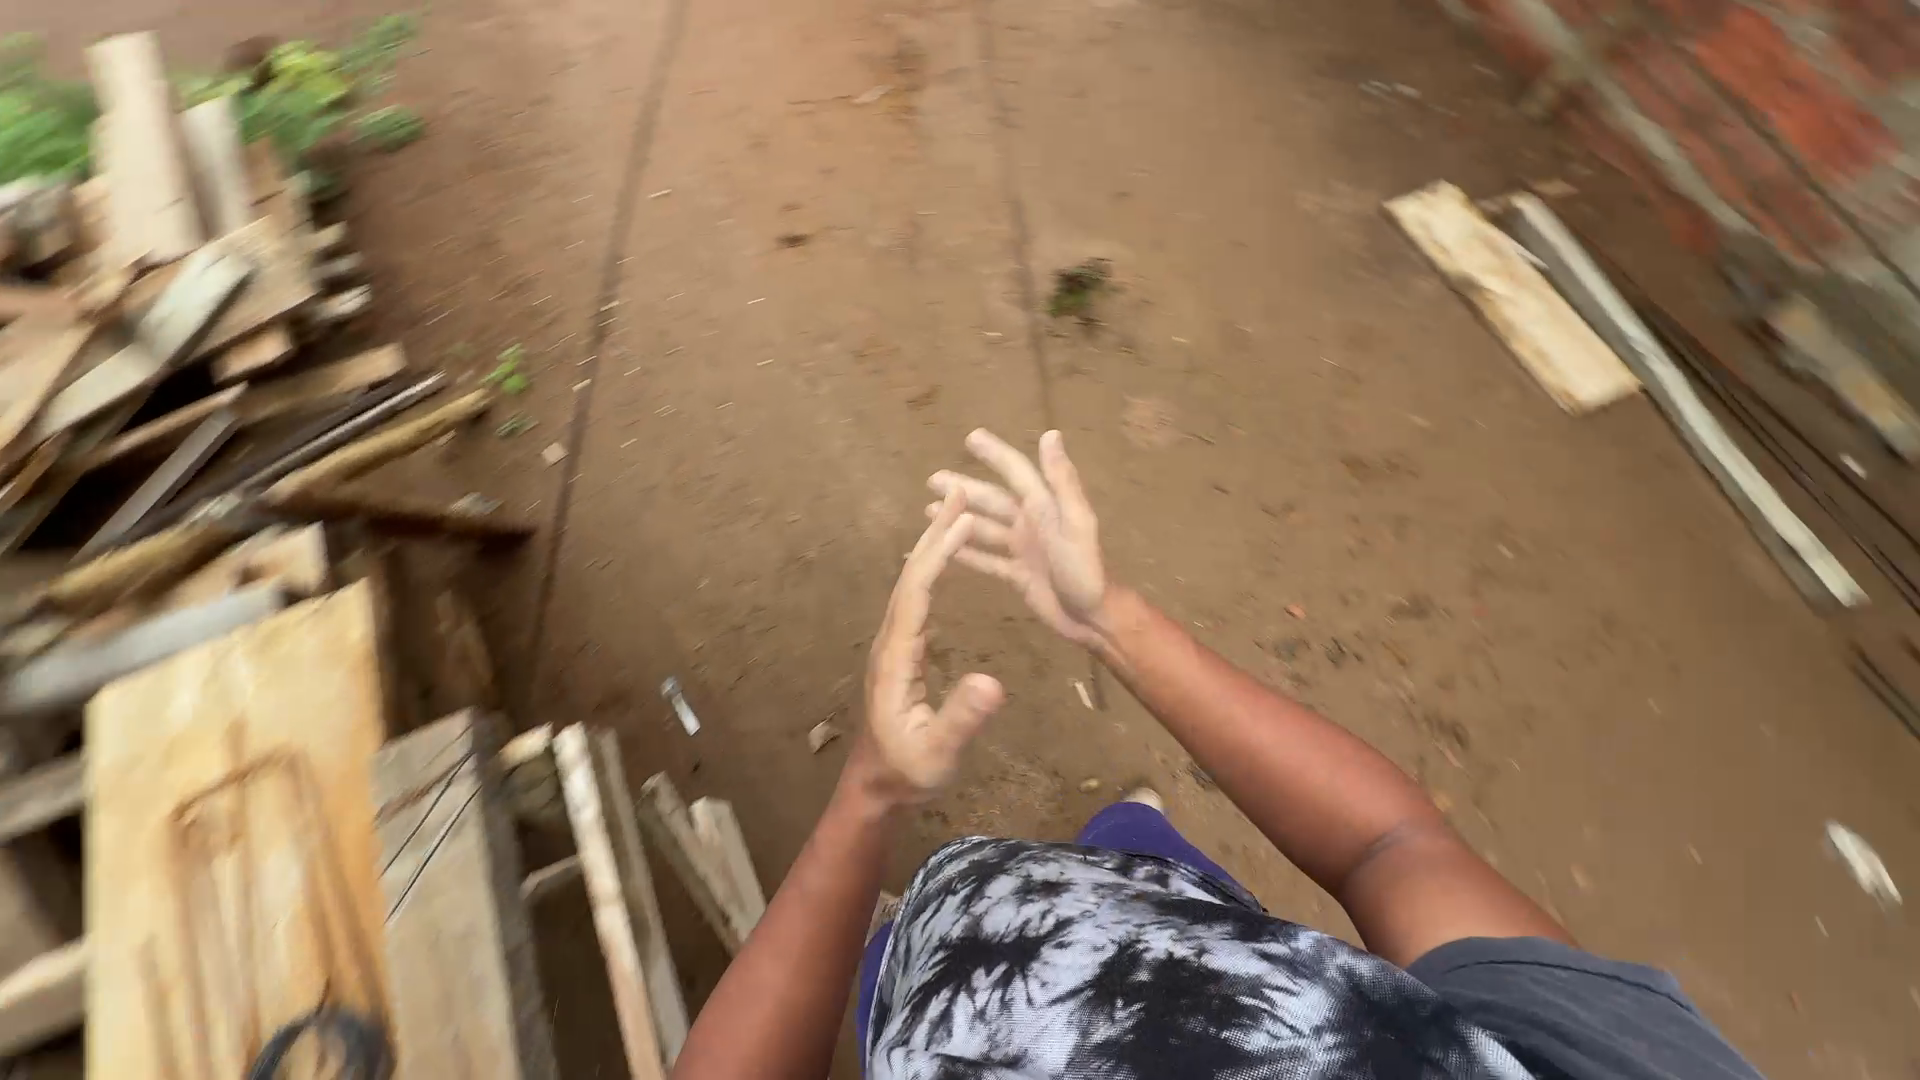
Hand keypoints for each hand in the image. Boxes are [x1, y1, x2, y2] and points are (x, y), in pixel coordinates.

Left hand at [852, 489, 1006, 808]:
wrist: (877, 784)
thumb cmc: (909, 770)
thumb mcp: (938, 752)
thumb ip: (961, 718)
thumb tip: (994, 682)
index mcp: (897, 658)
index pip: (916, 594)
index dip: (937, 555)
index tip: (961, 521)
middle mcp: (890, 642)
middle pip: (909, 577)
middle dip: (934, 535)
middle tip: (959, 493)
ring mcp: (893, 646)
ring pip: (910, 584)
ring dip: (931, 546)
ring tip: (956, 515)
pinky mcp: (901, 652)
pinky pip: (916, 599)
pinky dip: (931, 570)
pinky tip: (941, 562)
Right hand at [928, 429, 1110, 649]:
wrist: (1091, 616)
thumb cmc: (1084, 569)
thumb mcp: (1075, 522)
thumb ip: (1061, 480)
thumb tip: (1050, 434)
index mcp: (1045, 506)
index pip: (1016, 472)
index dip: (995, 454)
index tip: (971, 437)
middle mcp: (1031, 522)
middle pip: (992, 499)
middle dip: (964, 488)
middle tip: (933, 479)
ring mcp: (1023, 548)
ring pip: (985, 527)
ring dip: (961, 518)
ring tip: (929, 510)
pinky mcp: (1018, 573)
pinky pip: (988, 559)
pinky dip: (968, 552)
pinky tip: (947, 548)